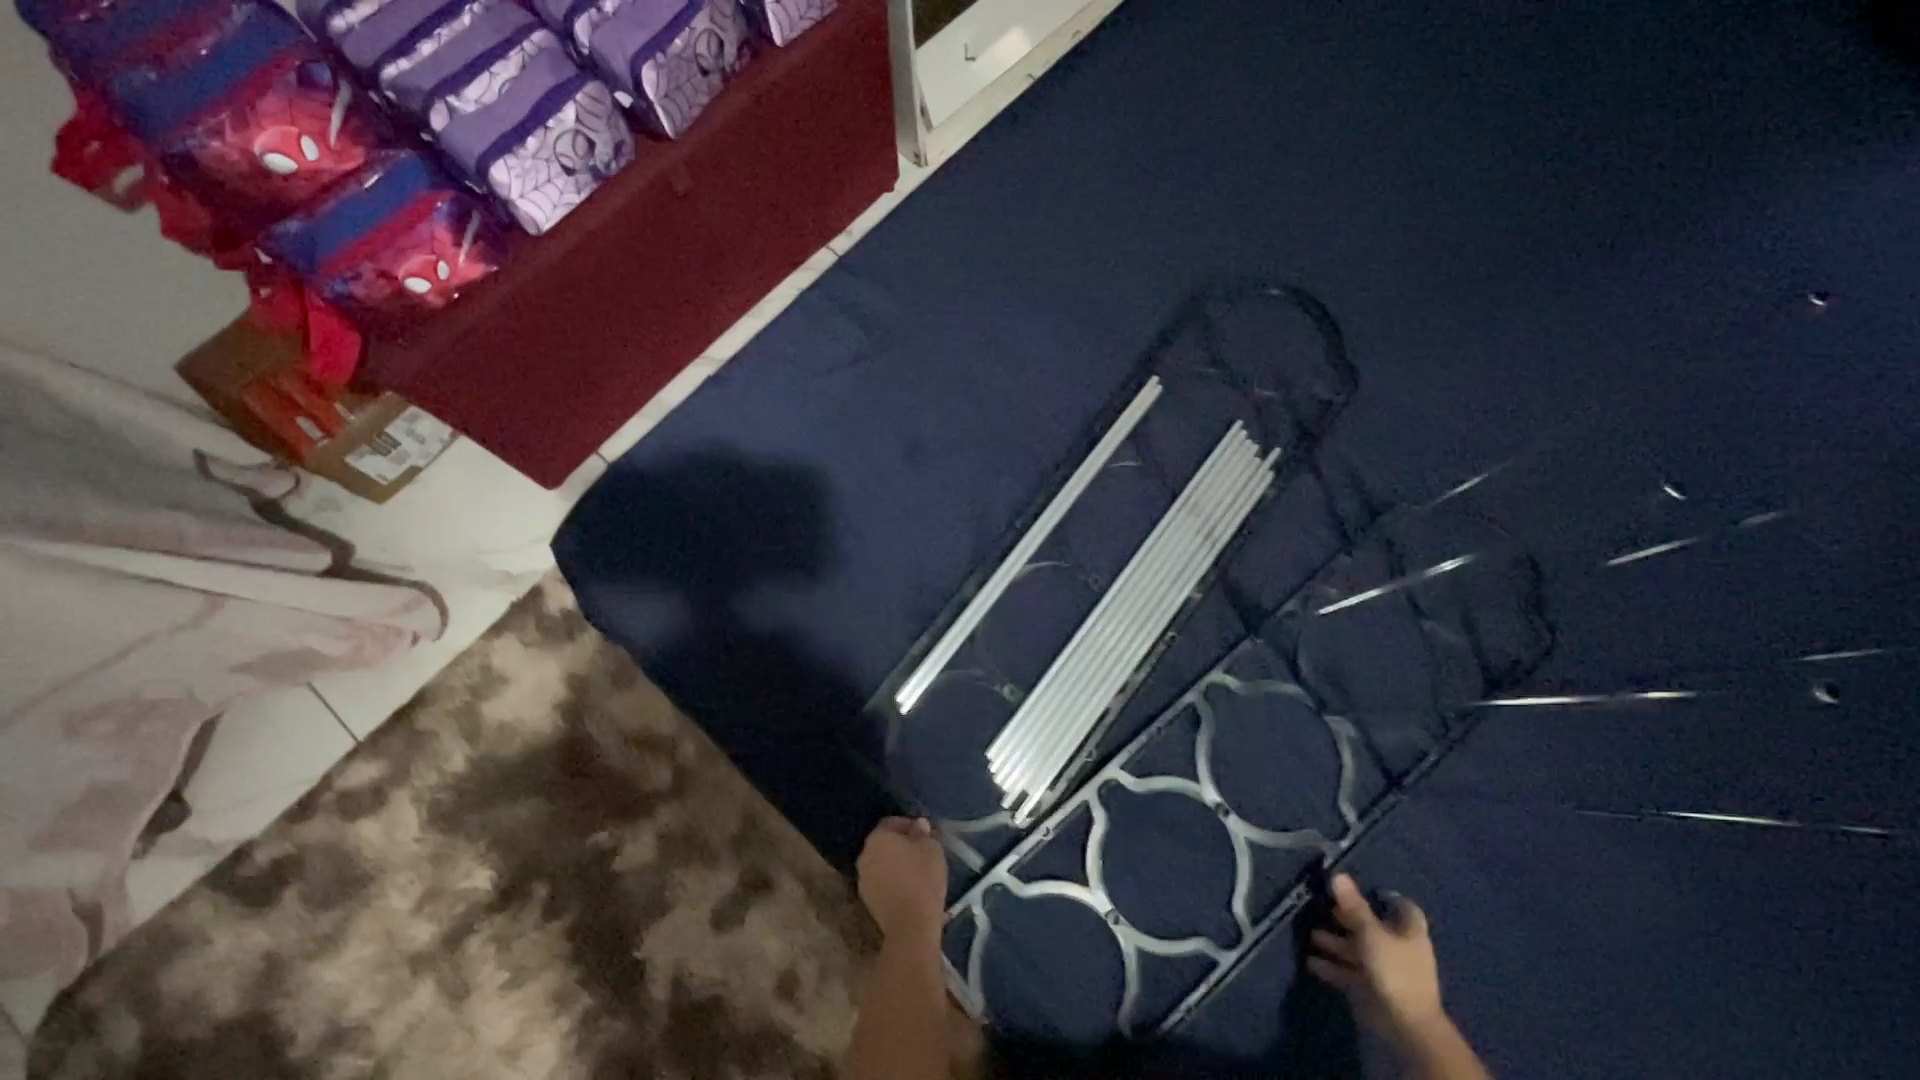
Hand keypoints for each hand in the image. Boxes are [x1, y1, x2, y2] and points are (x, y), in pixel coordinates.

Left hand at [856, 817, 947, 941]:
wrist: (910, 924)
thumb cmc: (922, 879)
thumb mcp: (931, 849)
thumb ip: (922, 833)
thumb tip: (918, 825)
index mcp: (878, 837)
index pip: (892, 822)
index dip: (909, 825)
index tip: (925, 834)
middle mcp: (864, 854)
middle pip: (884, 843)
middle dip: (901, 845)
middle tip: (921, 852)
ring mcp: (863, 878)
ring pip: (881, 863)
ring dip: (895, 864)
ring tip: (916, 872)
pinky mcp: (867, 899)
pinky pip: (881, 882)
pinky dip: (892, 881)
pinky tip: (909, 888)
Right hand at [1308, 873, 1444, 1041]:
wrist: (1404, 1023)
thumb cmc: (1394, 969)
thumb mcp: (1370, 932)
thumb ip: (1353, 906)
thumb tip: (1337, 874)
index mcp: (1408, 932)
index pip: (1402, 907)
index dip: (1384, 897)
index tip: (1360, 889)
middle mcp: (1397, 948)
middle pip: (1373, 927)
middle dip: (1348, 918)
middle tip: (1324, 908)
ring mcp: (1384, 970)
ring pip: (1357, 950)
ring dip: (1335, 943)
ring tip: (1311, 934)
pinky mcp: (1369, 989)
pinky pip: (1348, 973)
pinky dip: (1331, 967)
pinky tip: (1311, 961)